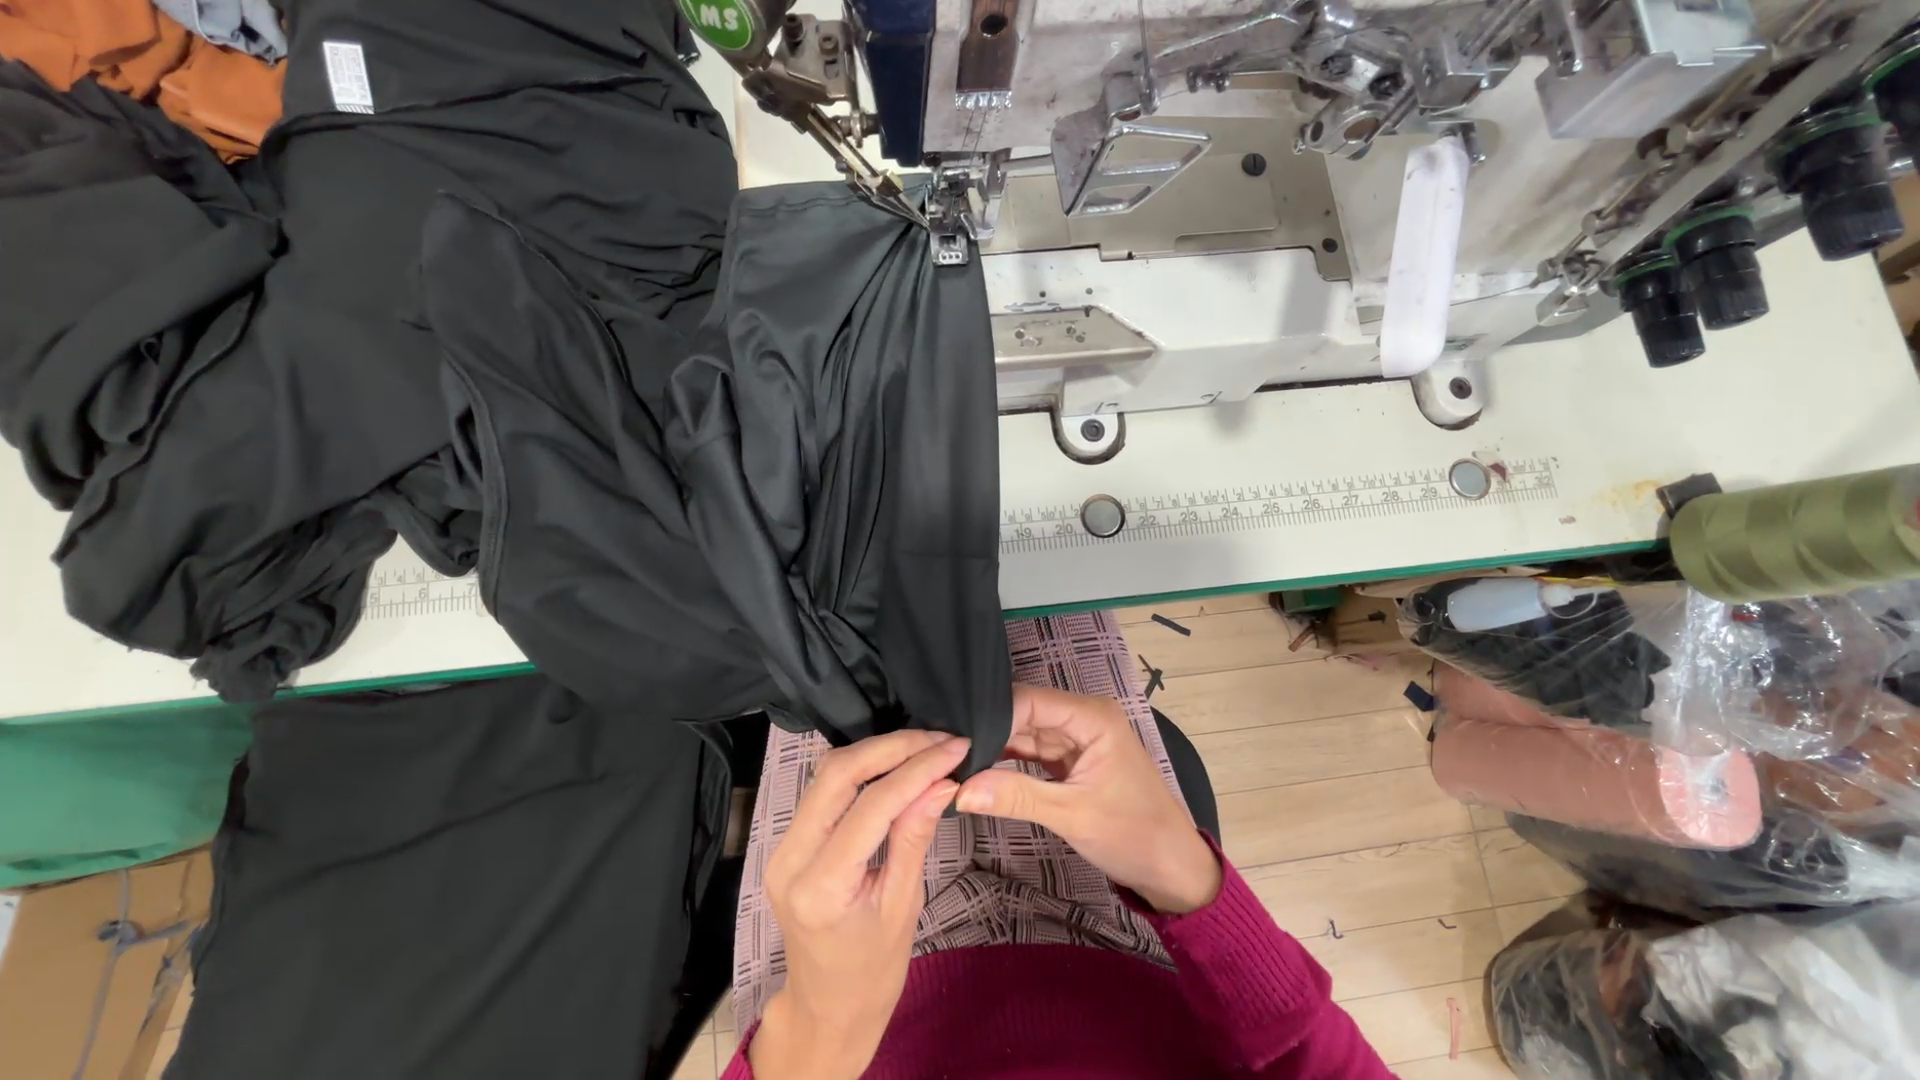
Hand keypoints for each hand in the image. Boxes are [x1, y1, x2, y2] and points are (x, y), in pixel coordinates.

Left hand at [751, 730, 967, 1079]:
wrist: (827, 1008)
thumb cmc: (872, 971)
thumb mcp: (903, 905)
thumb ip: (914, 837)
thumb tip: (943, 781)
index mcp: (820, 885)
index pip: (871, 805)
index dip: (917, 769)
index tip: (956, 749)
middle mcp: (790, 857)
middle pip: (838, 774)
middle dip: (893, 747)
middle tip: (940, 739)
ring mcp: (782, 847)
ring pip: (827, 774)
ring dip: (877, 752)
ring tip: (925, 746)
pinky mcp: (789, 841)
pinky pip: (824, 790)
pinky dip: (862, 769)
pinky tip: (896, 763)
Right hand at [954, 684, 1220, 913]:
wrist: (1171, 869)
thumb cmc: (1133, 834)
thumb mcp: (1071, 815)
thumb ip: (1016, 797)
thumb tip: (960, 790)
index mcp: (1092, 717)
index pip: (1031, 700)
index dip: (993, 714)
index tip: (954, 737)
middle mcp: (1083, 718)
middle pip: (1024, 712)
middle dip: (987, 728)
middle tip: (943, 746)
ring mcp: (1075, 739)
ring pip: (1023, 732)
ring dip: (992, 745)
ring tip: (950, 756)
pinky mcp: (1069, 760)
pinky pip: (1030, 752)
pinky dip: (1005, 761)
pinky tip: (975, 767)